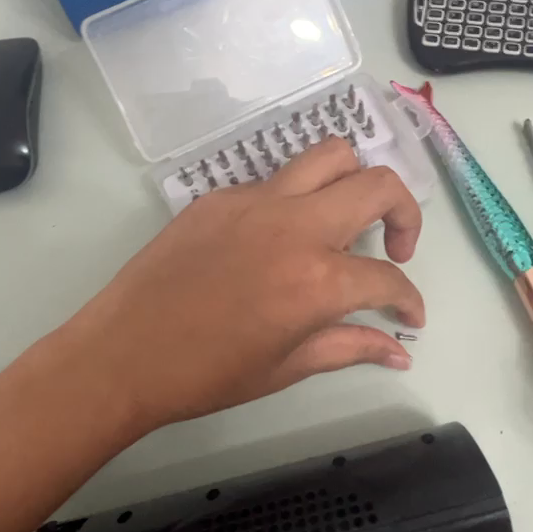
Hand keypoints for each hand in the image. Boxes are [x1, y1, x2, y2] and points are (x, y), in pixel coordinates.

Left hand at [64, 138, 424, 432]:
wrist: (123, 355)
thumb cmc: (206, 375)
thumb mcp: (287, 367)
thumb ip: (351, 347)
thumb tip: (400, 351)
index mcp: (317, 280)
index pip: (387, 277)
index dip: (409, 300)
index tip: (409, 316)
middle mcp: (295, 226)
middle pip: (377, 184)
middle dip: (405, 213)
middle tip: (394, 248)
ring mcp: (255, 202)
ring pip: (329, 156)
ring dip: (354, 181)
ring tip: (345, 221)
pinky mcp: (220, 196)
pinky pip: (276, 180)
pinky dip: (296, 200)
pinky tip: (278, 240)